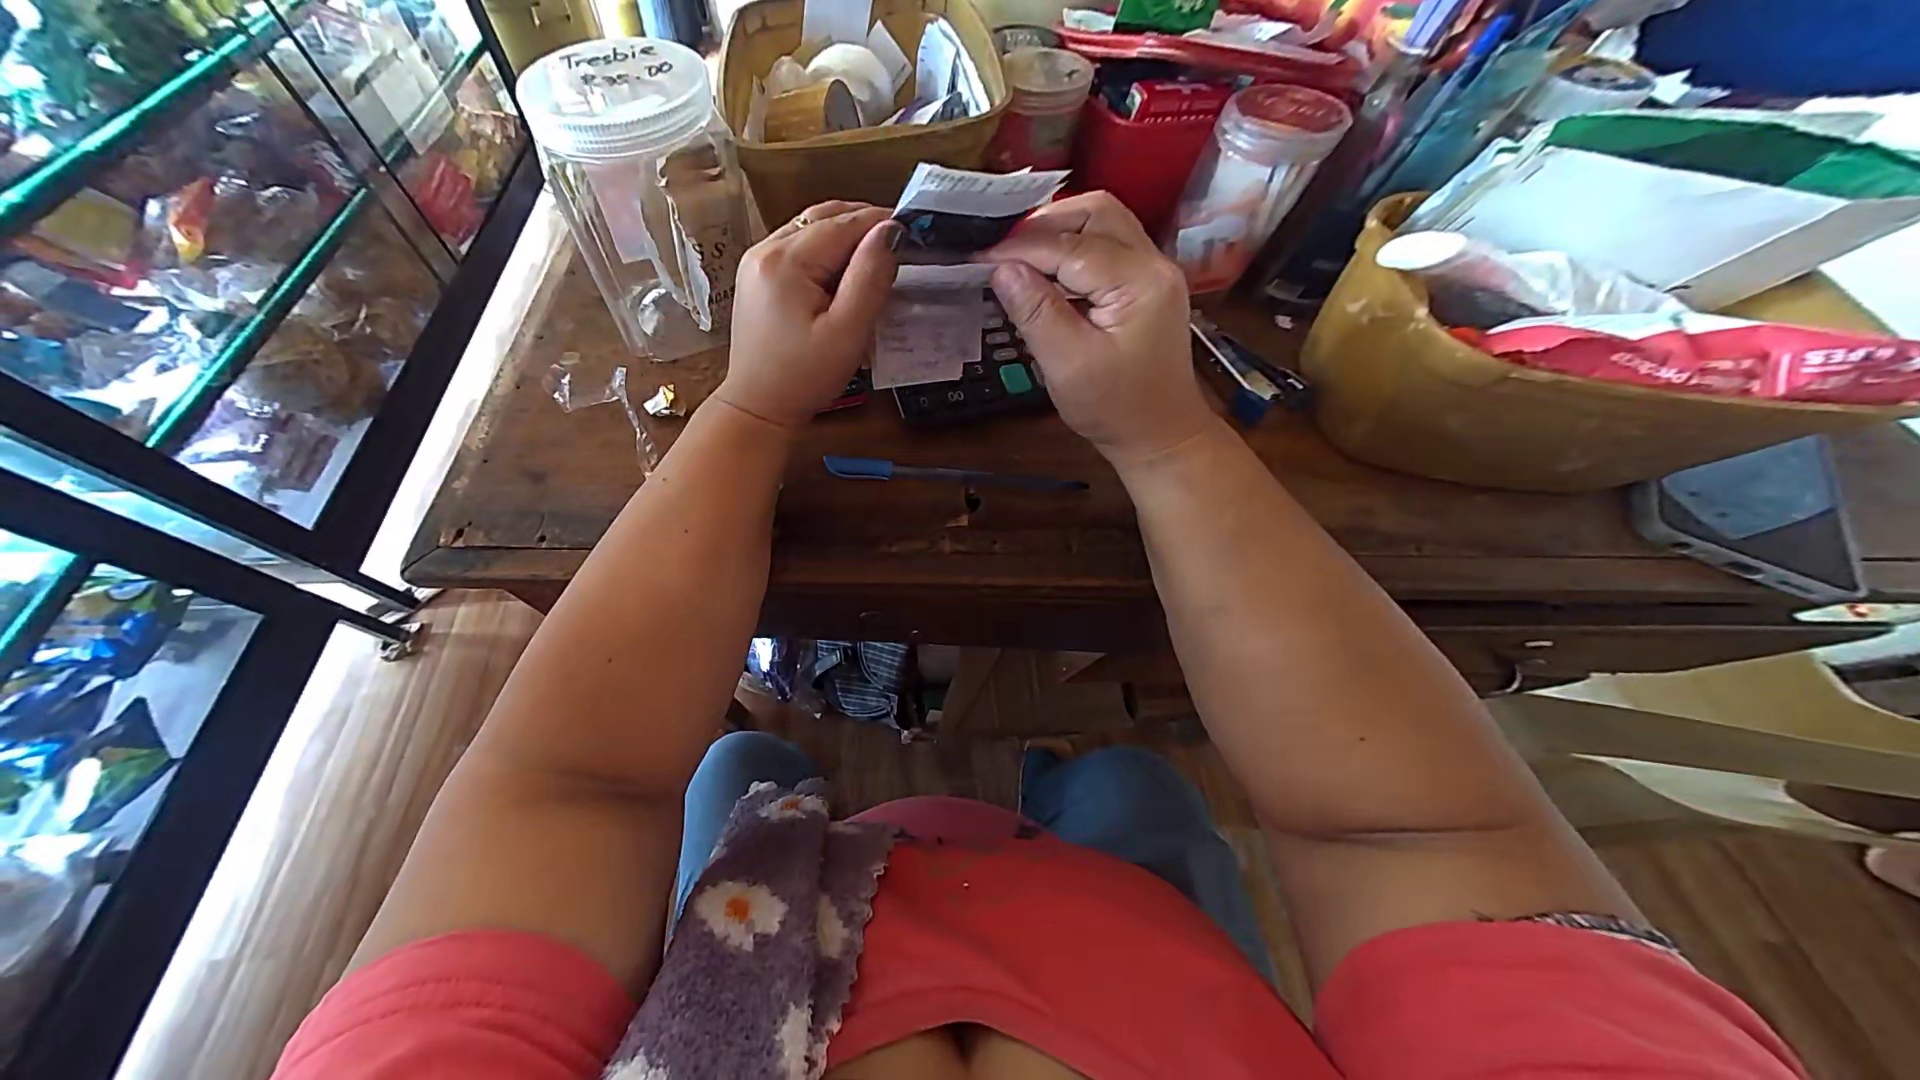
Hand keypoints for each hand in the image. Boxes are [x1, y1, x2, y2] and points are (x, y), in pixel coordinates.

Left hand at [716, 201, 899, 428]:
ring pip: (811, 229)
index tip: (912, 233)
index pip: (843, 223)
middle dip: (864, 225)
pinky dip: (826, 251)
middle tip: (898, 246)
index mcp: (785, 261)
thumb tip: (890, 232)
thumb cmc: (805, 377)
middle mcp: (765, 249)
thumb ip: (870, 277)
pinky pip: (798, 247)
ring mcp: (757, 261)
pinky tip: (844, 274)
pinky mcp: (757, 276)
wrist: (759, 407)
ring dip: (845, 236)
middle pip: (824, 217)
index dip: (880, 223)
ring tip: (875, 260)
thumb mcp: (847, 331)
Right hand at [984, 192, 1214, 464]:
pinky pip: (1107, 246)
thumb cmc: (1116, 410)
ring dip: (1058, 232)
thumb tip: (1002, 269)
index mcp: (1140, 283)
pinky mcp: (1146, 284)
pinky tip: (1046, 270)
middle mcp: (1154, 264)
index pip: (1072, 247)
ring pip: (1103, 224)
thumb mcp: (1068, 366)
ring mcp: (1154, 272)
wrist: (1160, 436)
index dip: (1022, 247)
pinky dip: (1073, 249)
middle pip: (1096, 213)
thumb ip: (1036, 313)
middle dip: (1044, 224)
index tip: (981, 254)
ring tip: (1018, 255)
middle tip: (1001, 247)